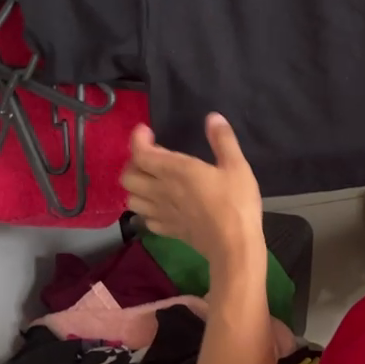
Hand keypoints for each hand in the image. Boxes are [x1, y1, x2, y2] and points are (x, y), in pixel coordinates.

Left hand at [122, 113, 263, 270]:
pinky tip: (160, 205)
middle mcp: (161, 190)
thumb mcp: (237, 166)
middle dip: (134, 163)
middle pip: (128, 176)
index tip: (147, 131)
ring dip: (136, 187)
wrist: (234, 245)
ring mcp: (162, 213)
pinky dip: (146, 209)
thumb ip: (223, 140)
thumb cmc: (236, 203)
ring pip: (131, 198)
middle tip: (151, 157)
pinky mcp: (168, 230)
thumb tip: (212, 117)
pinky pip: (145, 218)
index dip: (137, 139)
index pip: (140, 153)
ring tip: (151, 181)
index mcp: (175, 171)